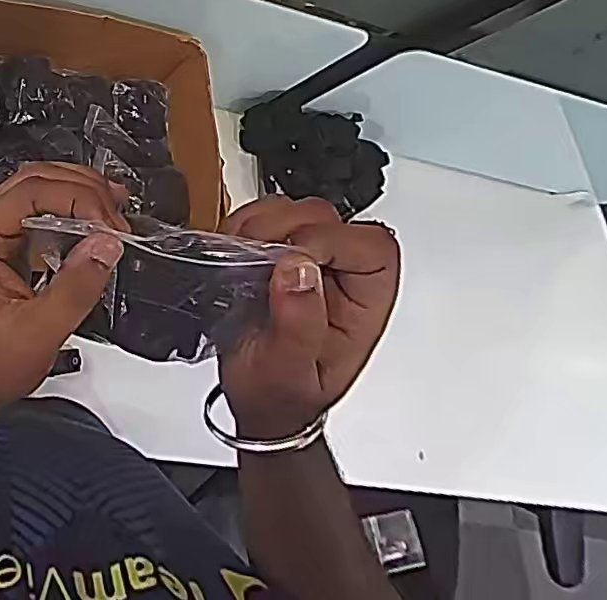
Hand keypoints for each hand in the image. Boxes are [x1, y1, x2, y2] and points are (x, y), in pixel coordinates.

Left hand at [0, 164, 127, 420]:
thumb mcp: (37, 333)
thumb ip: (74, 287)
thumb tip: (106, 245)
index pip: (30, 192)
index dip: (75, 198)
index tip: (106, 223)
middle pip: (36, 179)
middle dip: (83, 189)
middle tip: (116, 215)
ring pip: (42, 188)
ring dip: (82, 193)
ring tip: (114, 210)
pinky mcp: (12, 244)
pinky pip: (45, 210)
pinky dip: (76, 209)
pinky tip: (98, 221)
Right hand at [218, 197, 400, 440]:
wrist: (258, 397)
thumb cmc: (281, 394)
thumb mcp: (288, 372)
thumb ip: (299, 325)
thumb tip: (298, 270)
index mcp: (364, 302)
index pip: (371, 247)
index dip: (332, 243)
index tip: (292, 262)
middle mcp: (344, 273)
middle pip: (330, 219)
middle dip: (286, 230)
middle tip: (257, 258)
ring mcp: (313, 256)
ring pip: (298, 209)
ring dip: (262, 225)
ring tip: (242, 257)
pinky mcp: (284, 246)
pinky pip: (268, 213)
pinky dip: (245, 223)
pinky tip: (235, 251)